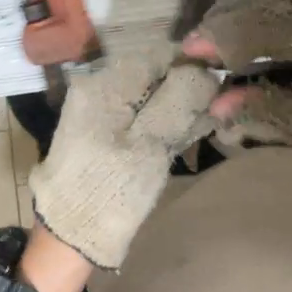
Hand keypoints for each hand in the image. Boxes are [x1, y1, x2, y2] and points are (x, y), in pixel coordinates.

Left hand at [29, 43, 218, 268]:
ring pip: (154, 98)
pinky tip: (189, 136)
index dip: (192, 66)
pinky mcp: (106, 134)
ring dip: (183, 108)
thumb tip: (205, 69)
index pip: (158, 56)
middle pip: (157, 75)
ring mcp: (102, 112)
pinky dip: (167, 124)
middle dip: (190, 89)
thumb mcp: (151, 143)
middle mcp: (99, 88)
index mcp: (105, 84)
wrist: (71, 235)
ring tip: (211, 124)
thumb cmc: (111, 188)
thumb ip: (179, 100)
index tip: (221, 85)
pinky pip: (143, 117)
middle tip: (220, 110)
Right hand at [183, 0, 291, 207]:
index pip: (258, 20)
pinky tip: (261, 38)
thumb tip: (214, 104)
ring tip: (223, 41)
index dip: (219, 36)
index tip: (189, 52)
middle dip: (230, 21)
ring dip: (251, 15)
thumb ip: (266, 108)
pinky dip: (277, 17)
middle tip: (201, 46)